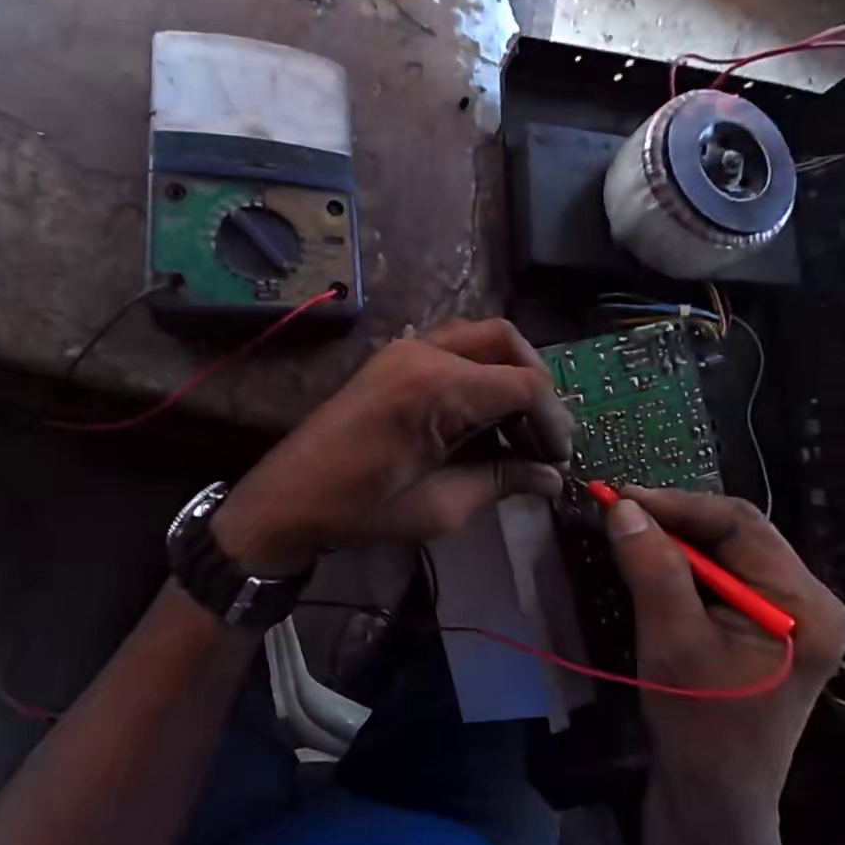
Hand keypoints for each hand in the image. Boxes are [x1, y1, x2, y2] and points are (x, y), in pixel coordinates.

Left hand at [211, 319, 572, 572]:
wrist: (288, 497)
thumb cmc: (361, 509)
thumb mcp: (441, 506)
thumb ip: (501, 480)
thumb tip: (550, 478)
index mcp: (437, 389)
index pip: (524, 385)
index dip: (553, 422)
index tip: (557, 460)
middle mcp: (425, 353)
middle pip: (510, 342)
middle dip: (538, 387)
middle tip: (542, 437)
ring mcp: (406, 348)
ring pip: (484, 336)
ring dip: (511, 371)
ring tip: (517, 424)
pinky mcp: (395, 355)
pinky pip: (456, 345)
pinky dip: (482, 368)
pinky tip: (482, 411)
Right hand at [606, 487, 844, 807]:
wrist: (711, 800)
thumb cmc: (699, 727)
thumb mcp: (672, 642)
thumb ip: (652, 568)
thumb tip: (621, 506)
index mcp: (806, 605)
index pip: (742, 525)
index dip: (677, 504)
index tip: (621, 497)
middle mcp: (809, 600)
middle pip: (737, 533)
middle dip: (675, 519)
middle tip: (618, 510)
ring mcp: (789, 612)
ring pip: (725, 549)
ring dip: (675, 538)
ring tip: (627, 528)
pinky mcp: (765, 623)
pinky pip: (721, 573)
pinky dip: (682, 561)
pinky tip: (650, 557)